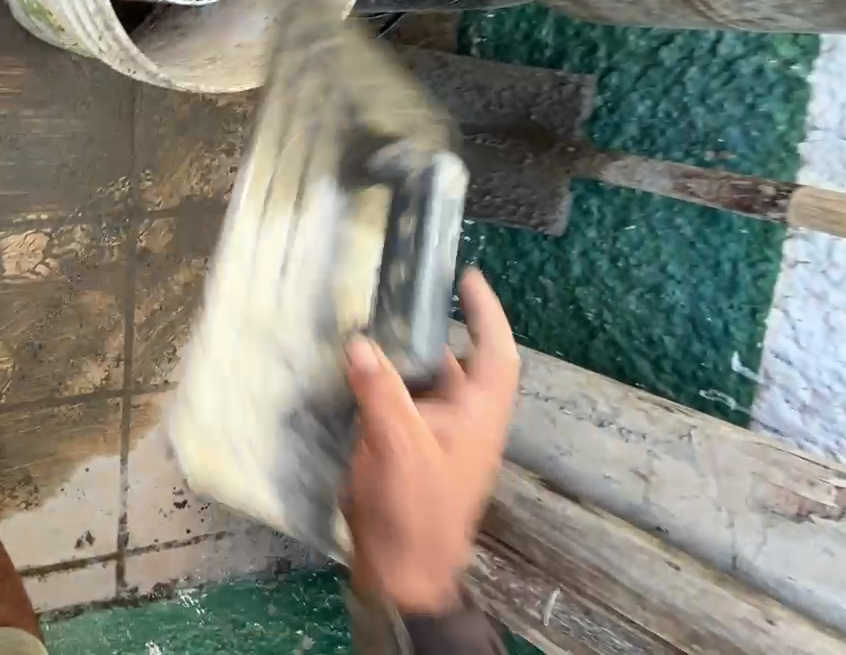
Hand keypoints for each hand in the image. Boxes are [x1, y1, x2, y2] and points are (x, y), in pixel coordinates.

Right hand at [343, 268, 518, 614]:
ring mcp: (434, 435)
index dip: (487, 314)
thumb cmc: (414, 507)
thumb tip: (359, 342)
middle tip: (398, 294)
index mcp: (478, 417)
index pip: (495, 355)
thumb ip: (380, 391)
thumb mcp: (398, 445)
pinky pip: (397, 399)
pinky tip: (351, 366)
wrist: (403, 567)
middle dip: (432, 327)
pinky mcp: (406, 447)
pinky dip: (379, 377)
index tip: (468, 278)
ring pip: (421, 380)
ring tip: (367, 321)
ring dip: (400, 352)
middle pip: (455, 363)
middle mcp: (461, 421)